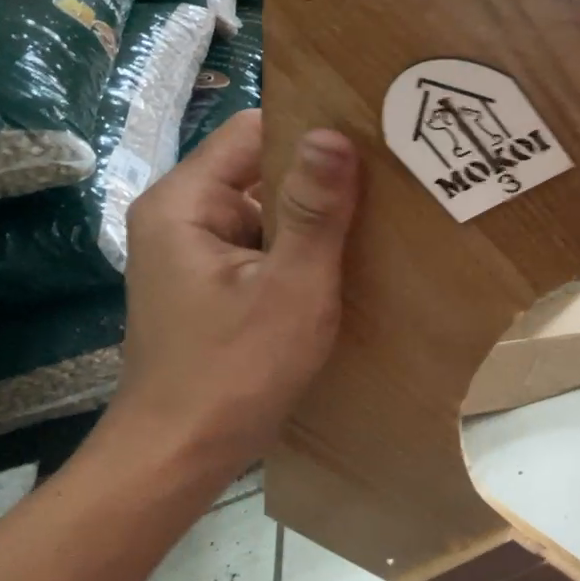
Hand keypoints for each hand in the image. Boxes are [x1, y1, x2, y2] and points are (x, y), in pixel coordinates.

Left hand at [108, 110, 358, 477]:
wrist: (183, 452)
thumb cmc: (237, 367)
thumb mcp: (291, 286)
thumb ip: (313, 211)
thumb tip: (335, 134)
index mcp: (186, 204)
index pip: (252, 133)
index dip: (310, 128)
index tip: (375, 136)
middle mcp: (184, 218)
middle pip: (262, 171)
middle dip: (325, 176)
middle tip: (396, 178)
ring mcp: (198, 254)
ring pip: (270, 212)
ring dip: (320, 217)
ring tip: (388, 216)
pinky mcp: (216, 285)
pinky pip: (268, 247)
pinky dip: (307, 249)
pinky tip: (355, 260)